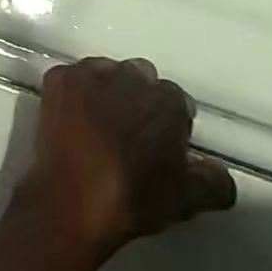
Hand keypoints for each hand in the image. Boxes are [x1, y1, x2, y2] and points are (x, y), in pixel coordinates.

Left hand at [12, 57, 235, 264]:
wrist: (74, 196)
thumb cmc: (133, 196)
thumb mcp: (191, 198)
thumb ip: (215, 178)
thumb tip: (214, 168)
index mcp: (166, 99)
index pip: (176, 100)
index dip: (170, 121)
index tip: (162, 141)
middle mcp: (127, 76)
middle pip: (139, 79)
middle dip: (139, 98)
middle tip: (131, 130)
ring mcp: (87, 74)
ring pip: (104, 73)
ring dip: (106, 90)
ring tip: (100, 122)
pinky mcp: (56, 79)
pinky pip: (71, 77)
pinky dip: (74, 91)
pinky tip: (74, 116)